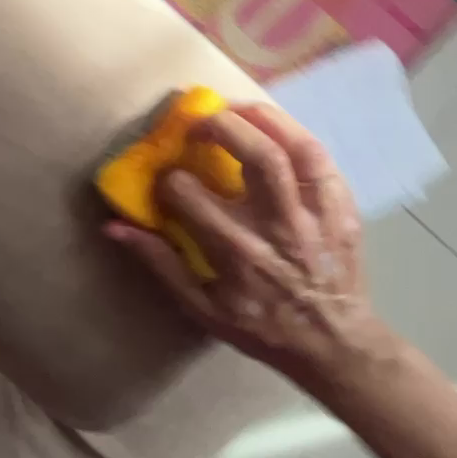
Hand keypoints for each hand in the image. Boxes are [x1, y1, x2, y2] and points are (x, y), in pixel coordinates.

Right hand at [106, 103, 398, 384]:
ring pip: (296, 150)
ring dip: (261, 119)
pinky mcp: (343, 212)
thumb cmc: (263, 327)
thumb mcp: (202, 308)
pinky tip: (270, 127)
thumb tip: (113, 226)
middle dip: (220, 127)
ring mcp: (318, 217)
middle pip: (258, 157)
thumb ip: (159, 263)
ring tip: (232, 109)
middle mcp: (280, 228)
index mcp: (238, 252)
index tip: (162, 181)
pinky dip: (295, 135)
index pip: (189, 193)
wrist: (341, 348)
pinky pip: (323, 162)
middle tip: (195, 124)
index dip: (166, 180)